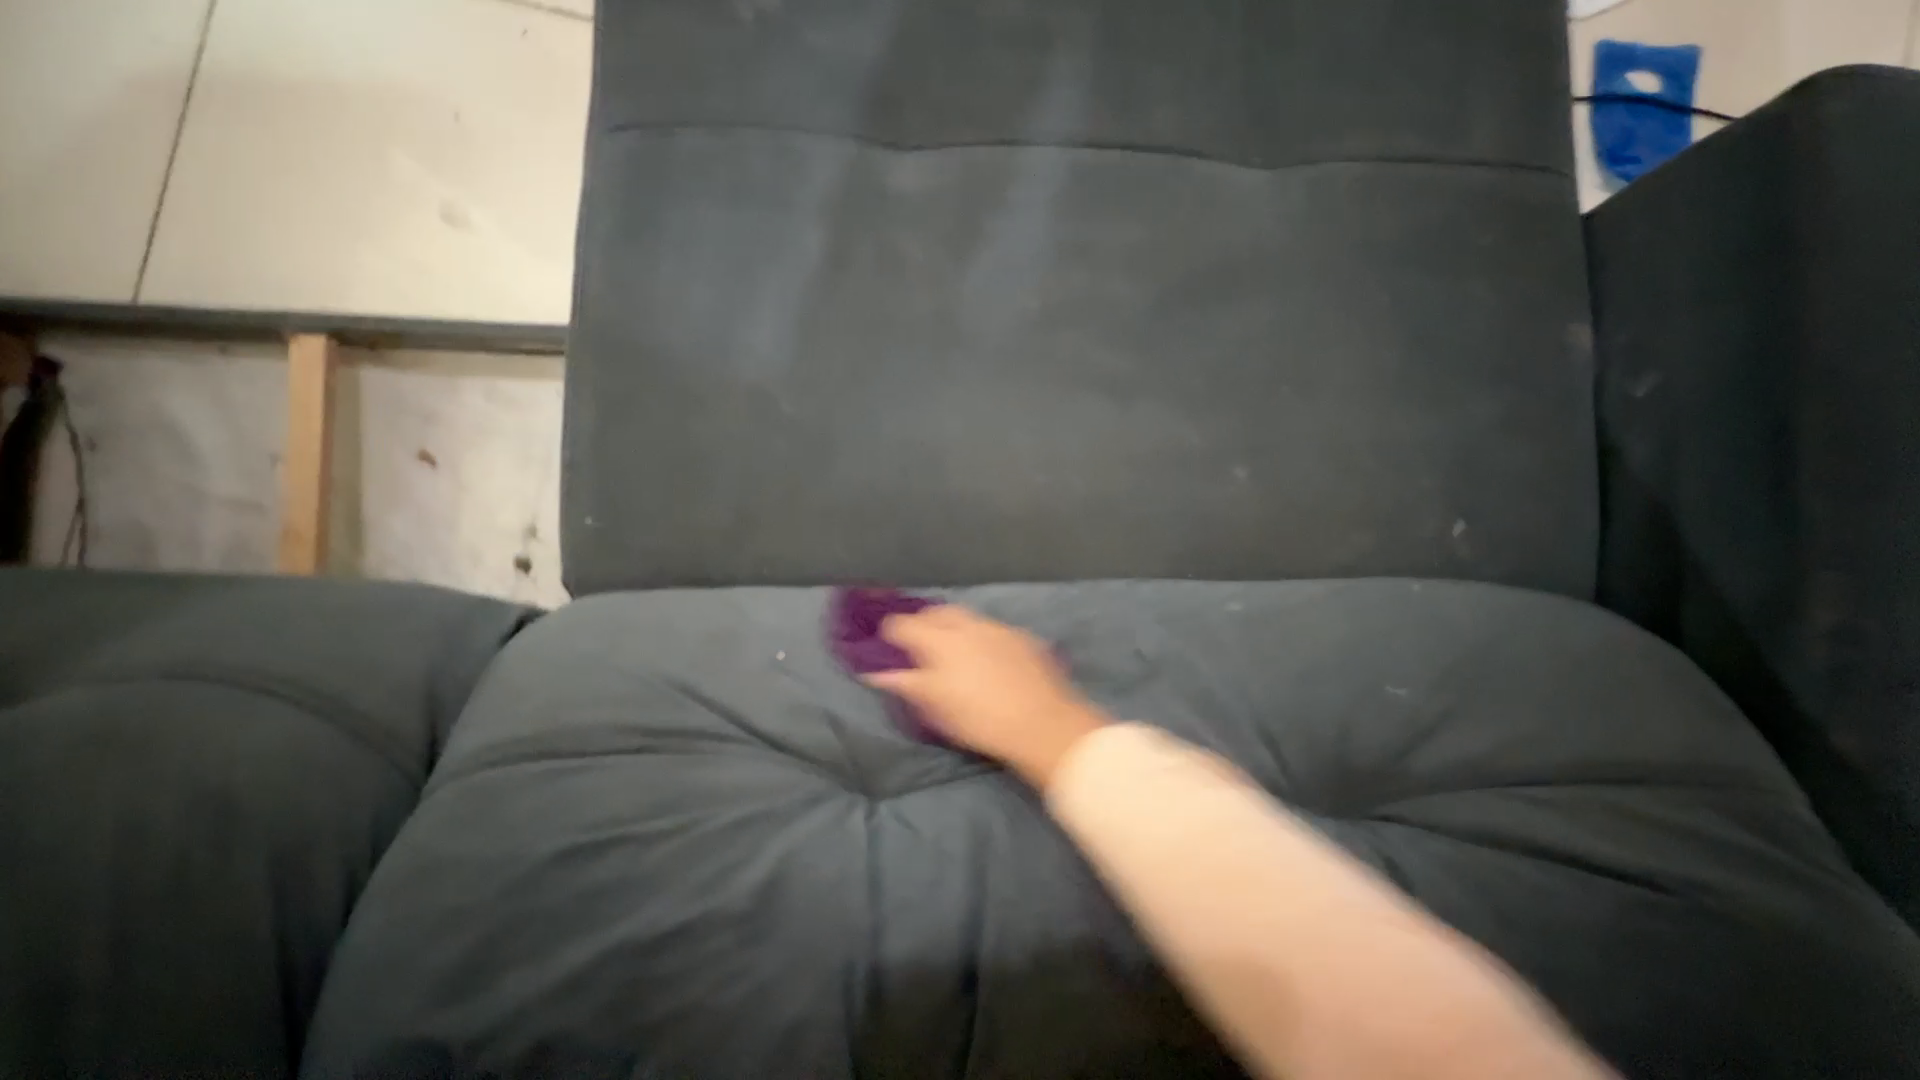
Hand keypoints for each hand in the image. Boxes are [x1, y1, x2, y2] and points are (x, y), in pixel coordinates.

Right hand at [863, 606, 1108, 787]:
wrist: (1042, 723)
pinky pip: (992, 629)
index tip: (886, 641)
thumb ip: (906, 685)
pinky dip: (980, 636)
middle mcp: (968, 626)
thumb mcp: (936, 707)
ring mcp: (998, 629)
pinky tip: (985, 654)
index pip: (905, 624)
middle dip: (923, 621)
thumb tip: (878, 673)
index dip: (891, 631)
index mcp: (940, 640)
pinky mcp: (1023, 638)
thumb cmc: (981, 720)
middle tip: (917, 639)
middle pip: (937, 612)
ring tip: (950, 646)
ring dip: (953, 626)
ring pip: (967, 617)